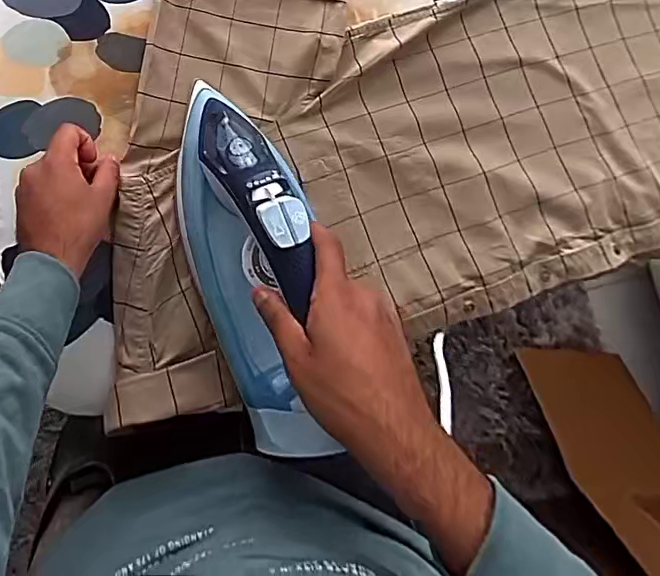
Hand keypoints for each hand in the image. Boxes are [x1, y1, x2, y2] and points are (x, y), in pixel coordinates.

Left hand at [14, 124, 119, 278]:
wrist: (51, 263)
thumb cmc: (75, 232)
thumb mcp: (103, 197)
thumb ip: (109, 170)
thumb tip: (108, 161)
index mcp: (55, 162)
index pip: (68, 131)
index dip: (86, 141)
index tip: (93, 161)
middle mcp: (35, 170)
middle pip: (60, 151)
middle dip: (78, 163)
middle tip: (91, 186)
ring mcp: (25, 186)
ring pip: (50, 169)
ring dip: (66, 178)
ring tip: (79, 203)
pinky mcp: (21, 202)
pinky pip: (40, 185)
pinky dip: (53, 191)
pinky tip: (65, 212)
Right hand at [254, 222, 493, 564]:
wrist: (397, 434)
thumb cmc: (349, 401)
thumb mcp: (297, 359)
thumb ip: (277, 318)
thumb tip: (262, 295)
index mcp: (337, 296)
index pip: (326, 244)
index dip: (309, 230)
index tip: (294, 225)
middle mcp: (364, 297)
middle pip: (334, 275)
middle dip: (314, 290)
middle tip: (299, 316)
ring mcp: (384, 314)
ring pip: (350, 298)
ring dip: (335, 311)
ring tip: (325, 349)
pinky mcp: (395, 331)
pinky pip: (366, 314)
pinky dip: (353, 326)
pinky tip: (346, 358)